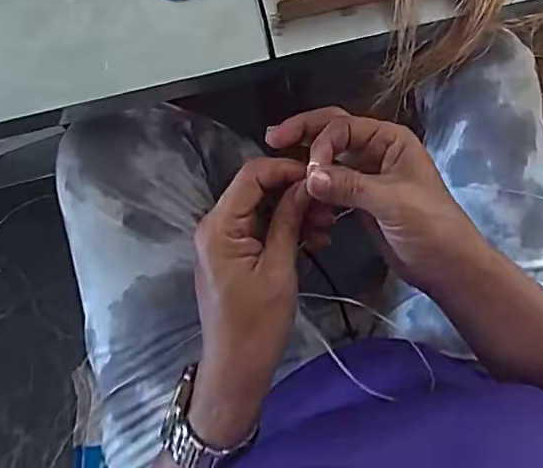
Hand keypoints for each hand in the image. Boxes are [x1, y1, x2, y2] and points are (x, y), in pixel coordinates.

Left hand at [190, 158, 309, 446]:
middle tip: (326, 207)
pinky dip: (286, 226)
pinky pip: (262, 224)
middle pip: (258, 187)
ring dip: (294, 210)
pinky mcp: (234, 251)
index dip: (285, 169)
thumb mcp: (279, 268)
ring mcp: (224, 238)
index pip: (252, 174)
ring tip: (325, 227)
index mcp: (220, 226)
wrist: (235, 374)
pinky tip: (313, 239)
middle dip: (294, 192)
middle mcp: (216, 224)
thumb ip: (289, 219)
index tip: (318, 178)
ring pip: (263, 205)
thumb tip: (307, 183)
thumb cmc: (256, 325)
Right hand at [266, 107, 488, 296]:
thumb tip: (309, 175)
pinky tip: (300, 199)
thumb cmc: (430, 225)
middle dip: (304, 133)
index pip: (344, 127)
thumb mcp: (391, 201)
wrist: (448, 266)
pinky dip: (316, 190)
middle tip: (272, 138)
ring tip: (279, 169)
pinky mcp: (362, 198)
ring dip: (307, 163)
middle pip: (334, 132)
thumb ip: (351, 186)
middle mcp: (377, 150)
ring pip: (330, 159)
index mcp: (389, 139)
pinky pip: (332, 185)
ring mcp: (368, 173)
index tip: (308, 171)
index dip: (322, 144)